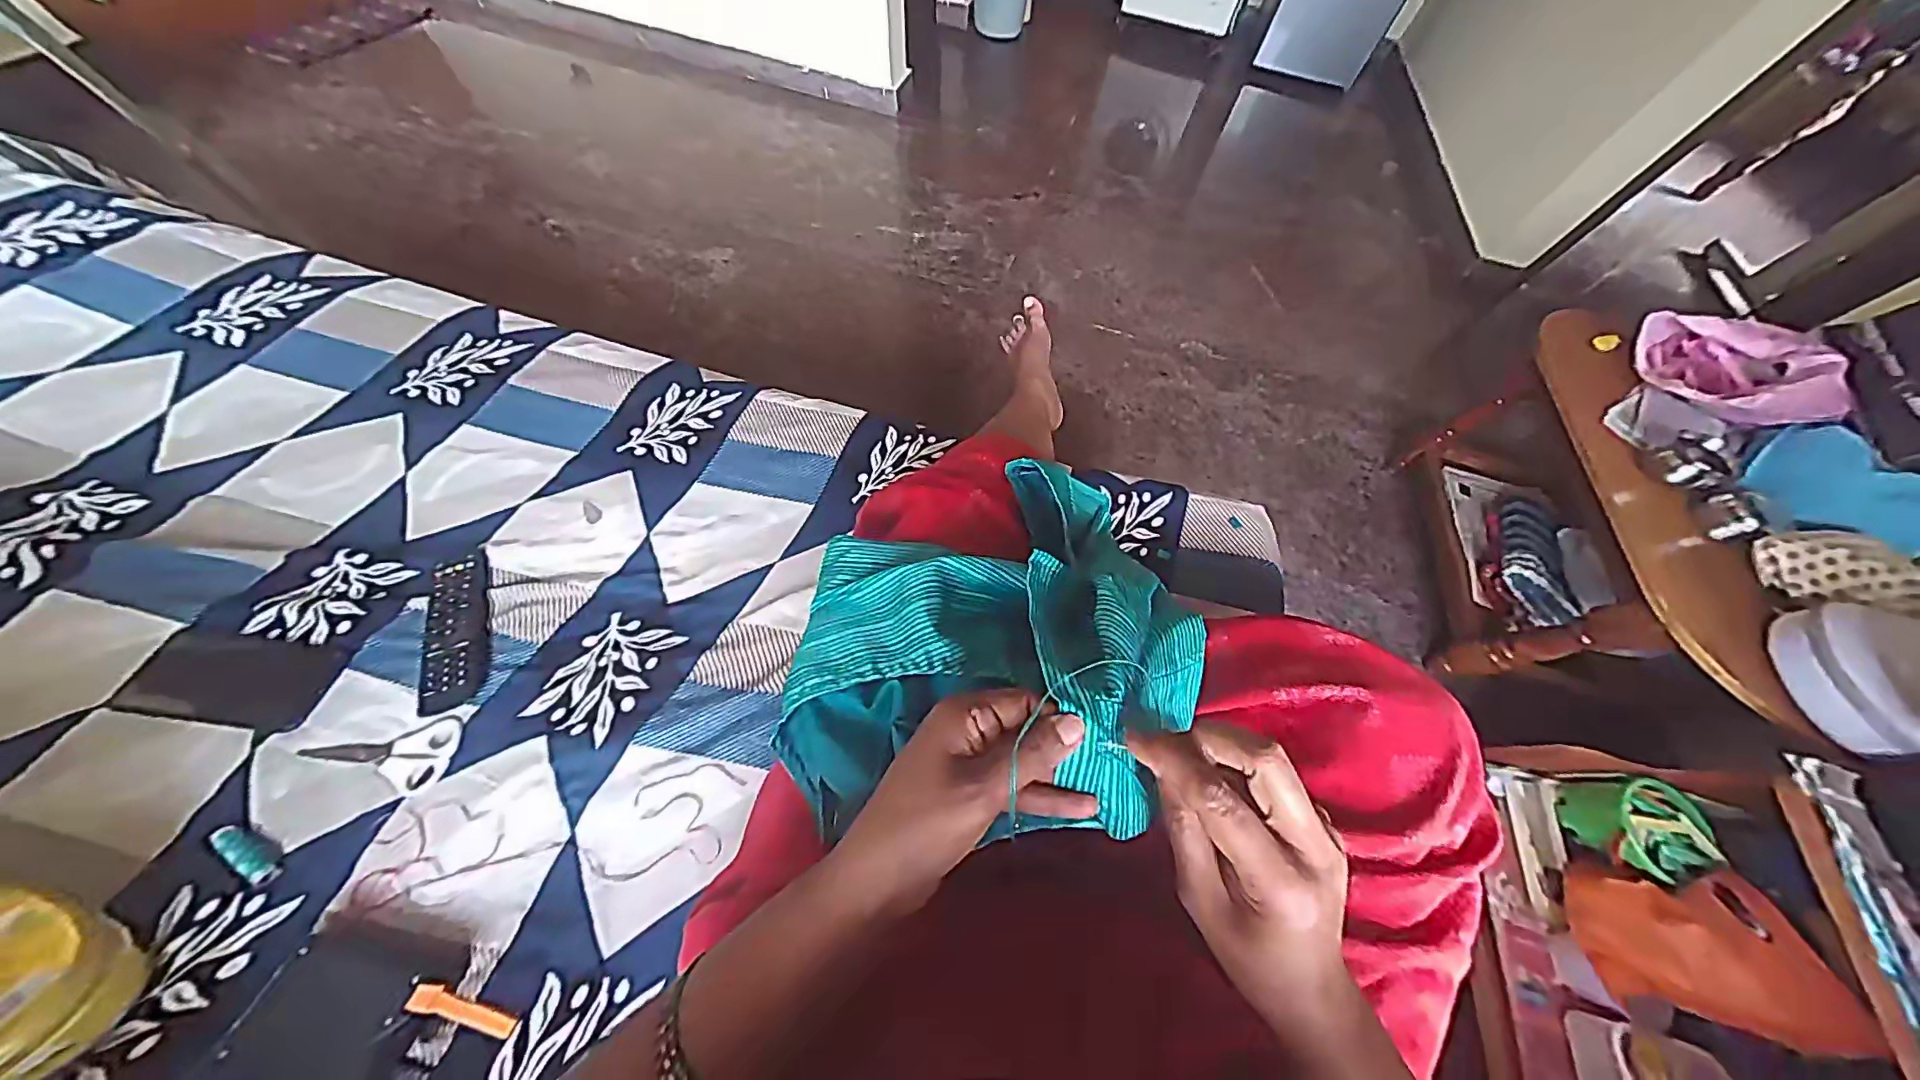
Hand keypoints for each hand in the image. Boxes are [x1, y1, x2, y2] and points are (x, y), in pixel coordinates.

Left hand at [831, 687, 1094, 913]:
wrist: (877, 880)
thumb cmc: (928, 823)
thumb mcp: (985, 787)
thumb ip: (1033, 753)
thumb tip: (1078, 720)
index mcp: (965, 714)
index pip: (1025, 701)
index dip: (1060, 717)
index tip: (1102, 735)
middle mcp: (967, 730)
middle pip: (1025, 729)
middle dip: (1064, 746)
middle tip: (1112, 762)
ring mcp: (968, 764)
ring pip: (1022, 761)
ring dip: (1057, 776)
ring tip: (1106, 787)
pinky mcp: (970, 793)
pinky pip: (1012, 786)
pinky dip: (1039, 796)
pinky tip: (1081, 808)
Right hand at [1128, 722, 1352, 1034]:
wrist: (1311, 986)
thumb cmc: (1245, 955)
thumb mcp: (1198, 899)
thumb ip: (1183, 829)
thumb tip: (1162, 768)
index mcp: (1278, 880)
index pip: (1220, 799)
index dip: (1173, 760)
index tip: (1136, 737)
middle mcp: (1315, 846)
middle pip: (1265, 759)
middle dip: (1207, 737)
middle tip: (1167, 742)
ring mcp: (1328, 830)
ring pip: (1273, 757)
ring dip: (1221, 743)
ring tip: (1184, 753)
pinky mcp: (1326, 821)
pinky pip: (1275, 774)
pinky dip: (1236, 761)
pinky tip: (1213, 777)